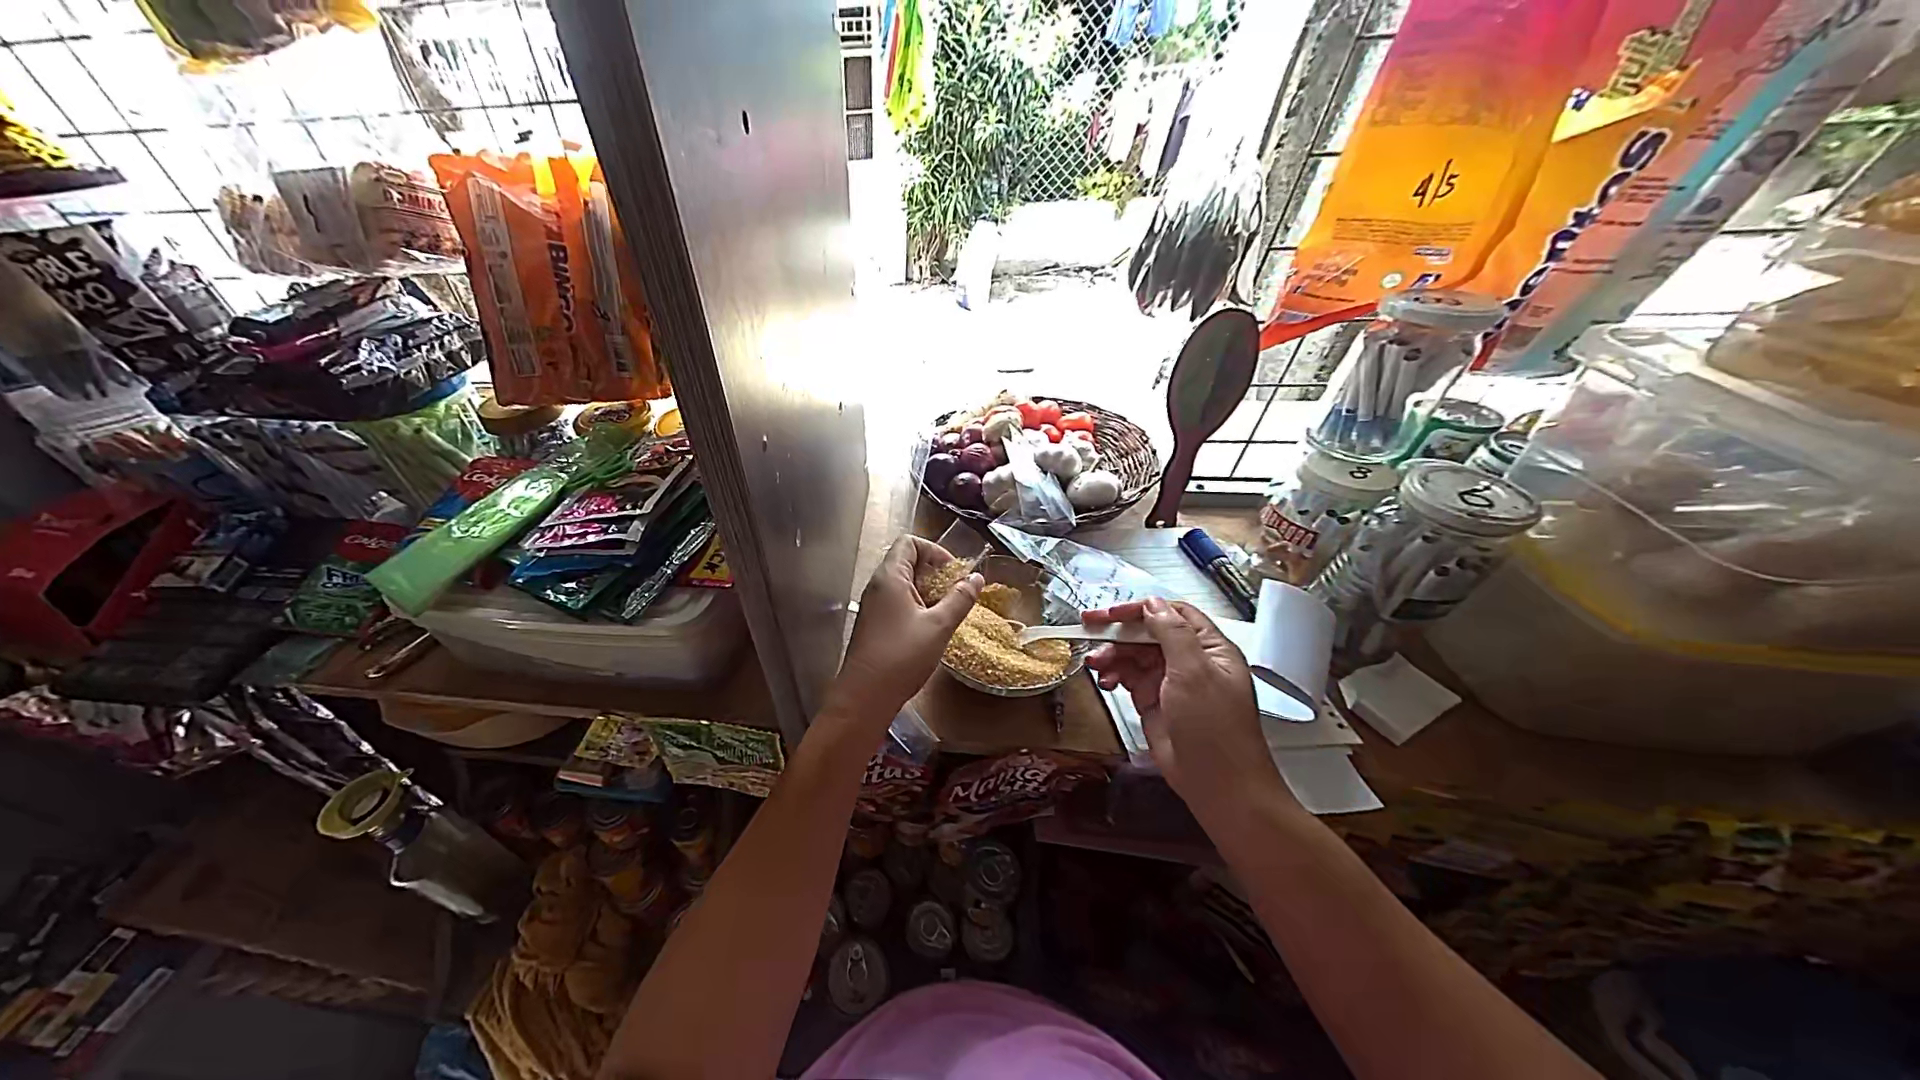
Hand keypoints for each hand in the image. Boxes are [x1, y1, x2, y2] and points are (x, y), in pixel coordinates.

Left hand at [826, 536, 981, 724]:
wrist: (864, 697)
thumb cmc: (902, 657)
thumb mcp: (939, 626)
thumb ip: (960, 599)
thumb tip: (977, 578)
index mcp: (890, 577)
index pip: (909, 542)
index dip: (935, 551)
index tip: (954, 573)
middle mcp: (877, 586)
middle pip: (907, 561)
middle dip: (935, 573)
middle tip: (957, 593)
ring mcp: (873, 606)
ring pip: (903, 584)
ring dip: (928, 592)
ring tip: (948, 612)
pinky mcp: (874, 624)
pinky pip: (898, 603)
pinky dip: (917, 607)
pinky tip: (932, 629)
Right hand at [1084, 597, 1285, 821]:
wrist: (1218, 785)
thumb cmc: (1216, 729)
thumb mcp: (1195, 673)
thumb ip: (1172, 634)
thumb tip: (1153, 605)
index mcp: (1209, 647)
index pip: (1172, 614)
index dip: (1141, 610)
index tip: (1112, 613)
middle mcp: (1190, 660)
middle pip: (1148, 634)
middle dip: (1119, 632)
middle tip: (1088, 628)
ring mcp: (1171, 682)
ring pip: (1134, 656)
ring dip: (1112, 655)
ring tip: (1095, 664)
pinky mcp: (1154, 702)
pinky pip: (1128, 679)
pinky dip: (1114, 676)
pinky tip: (1105, 681)